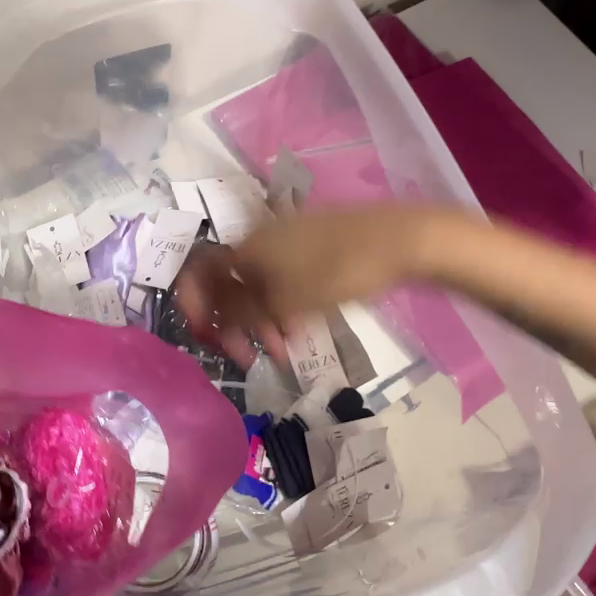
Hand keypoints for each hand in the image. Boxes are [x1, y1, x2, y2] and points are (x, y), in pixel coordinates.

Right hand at [176, 204, 453, 365]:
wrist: (401, 240)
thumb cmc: (339, 271)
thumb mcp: (287, 302)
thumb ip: (244, 313)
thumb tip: (216, 319)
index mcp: (246, 247)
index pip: (199, 273)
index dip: (194, 304)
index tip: (207, 337)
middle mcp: (259, 239)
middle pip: (230, 284)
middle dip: (235, 323)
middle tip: (249, 357)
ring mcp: (287, 240)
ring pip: (258, 285)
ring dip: (262, 321)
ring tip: (282, 350)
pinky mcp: (312, 245)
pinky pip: (281, 279)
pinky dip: (282, 306)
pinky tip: (298, 329)